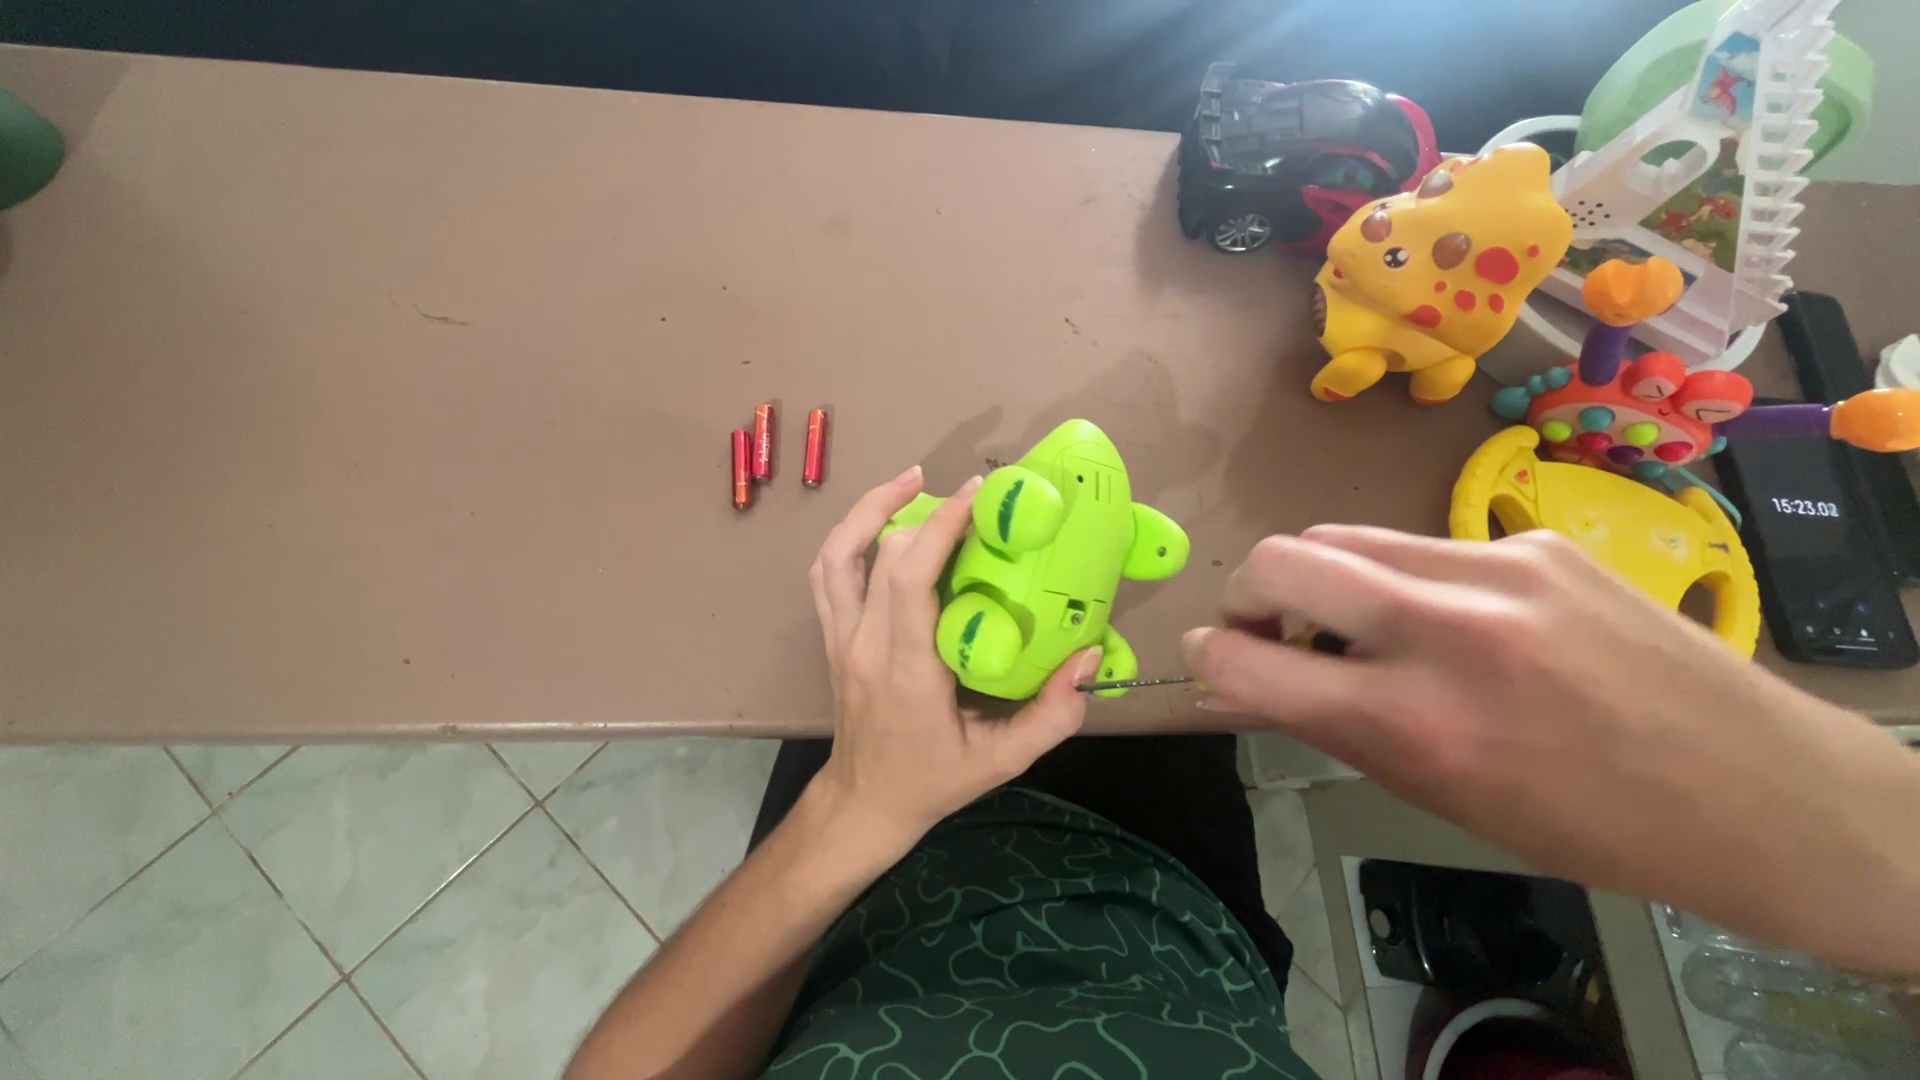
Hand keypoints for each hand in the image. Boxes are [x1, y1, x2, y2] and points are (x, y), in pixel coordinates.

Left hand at [806, 465, 1101, 846]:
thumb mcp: (1003, 761)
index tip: (978, 493)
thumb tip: (1090, 657)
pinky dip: (849, 533)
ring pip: (838, 554)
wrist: (865, 802)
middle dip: (928, 513)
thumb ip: (1053, 716)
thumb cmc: (935, 780)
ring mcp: (839, 638)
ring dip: (873, 508)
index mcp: (907, 671)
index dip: (941, 526)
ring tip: (913, 478)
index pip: (910, 580)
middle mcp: (865, 645)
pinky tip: (882, 517)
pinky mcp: (831, 636)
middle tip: (974, 496)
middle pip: (883, 556)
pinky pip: (826, 572)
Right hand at [1184, 525, 1919, 971]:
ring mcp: (1494, 568)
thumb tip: (1235, 683)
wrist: (1769, 796)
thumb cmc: (1580, 823)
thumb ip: (1323, 722)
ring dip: (1319, 579)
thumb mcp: (1432, 790)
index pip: (1244, 660)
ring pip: (1342, 537)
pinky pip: (1420, 545)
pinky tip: (1452, 619)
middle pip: (1278, 559)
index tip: (1210, 658)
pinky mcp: (1533, 540)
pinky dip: (1401, 580)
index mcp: (1410, 719)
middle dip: (1245, 595)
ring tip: (1353, 623)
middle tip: (1267, 630)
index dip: (1204, 657)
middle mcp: (1444, 627)